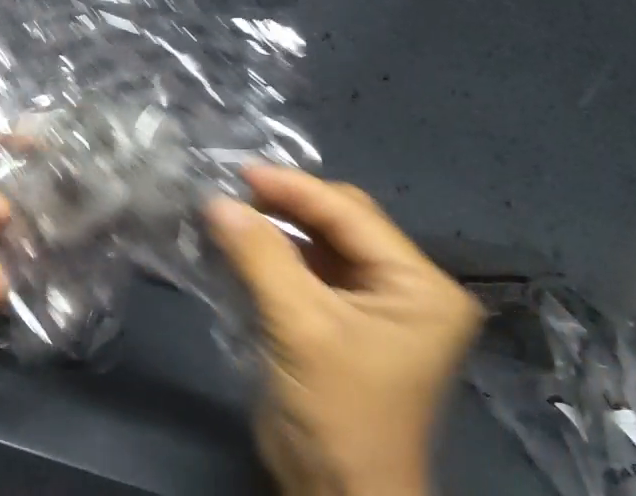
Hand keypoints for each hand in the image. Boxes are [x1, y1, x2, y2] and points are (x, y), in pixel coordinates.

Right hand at [207, 166, 483, 495]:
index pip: (352, 215)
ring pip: (320, 245)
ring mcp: (376, 307)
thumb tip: (215, 200)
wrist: (338, 493)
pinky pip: (308, 271)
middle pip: (339, 224)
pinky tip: (238, 244)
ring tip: (226, 211)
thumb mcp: (299, 326)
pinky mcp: (345, 323)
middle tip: (229, 191)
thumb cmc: (337, 410)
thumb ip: (259, 256)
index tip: (237, 171)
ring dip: (275, 229)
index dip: (294, 189)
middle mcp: (407, 289)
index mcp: (421, 286)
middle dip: (285, 206)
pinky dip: (274, 256)